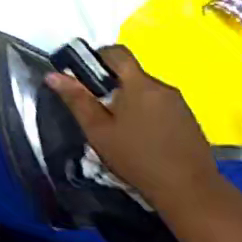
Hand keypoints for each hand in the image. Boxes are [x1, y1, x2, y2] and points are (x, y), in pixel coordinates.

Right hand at [44, 44, 226, 212]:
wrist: (187, 188)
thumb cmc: (136, 158)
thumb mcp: (98, 131)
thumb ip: (77, 100)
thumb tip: (53, 75)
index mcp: (138, 84)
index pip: (117, 52)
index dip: (97, 57)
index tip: (83, 76)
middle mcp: (161, 86)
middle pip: (131, 74)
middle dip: (111, 85)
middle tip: (96, 112)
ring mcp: (178, 102)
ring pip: (145, 91)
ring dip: (129, 101)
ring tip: (118, 129)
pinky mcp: (188, 118)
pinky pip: (160, 105)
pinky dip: (146, 113)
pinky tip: (141, 139)